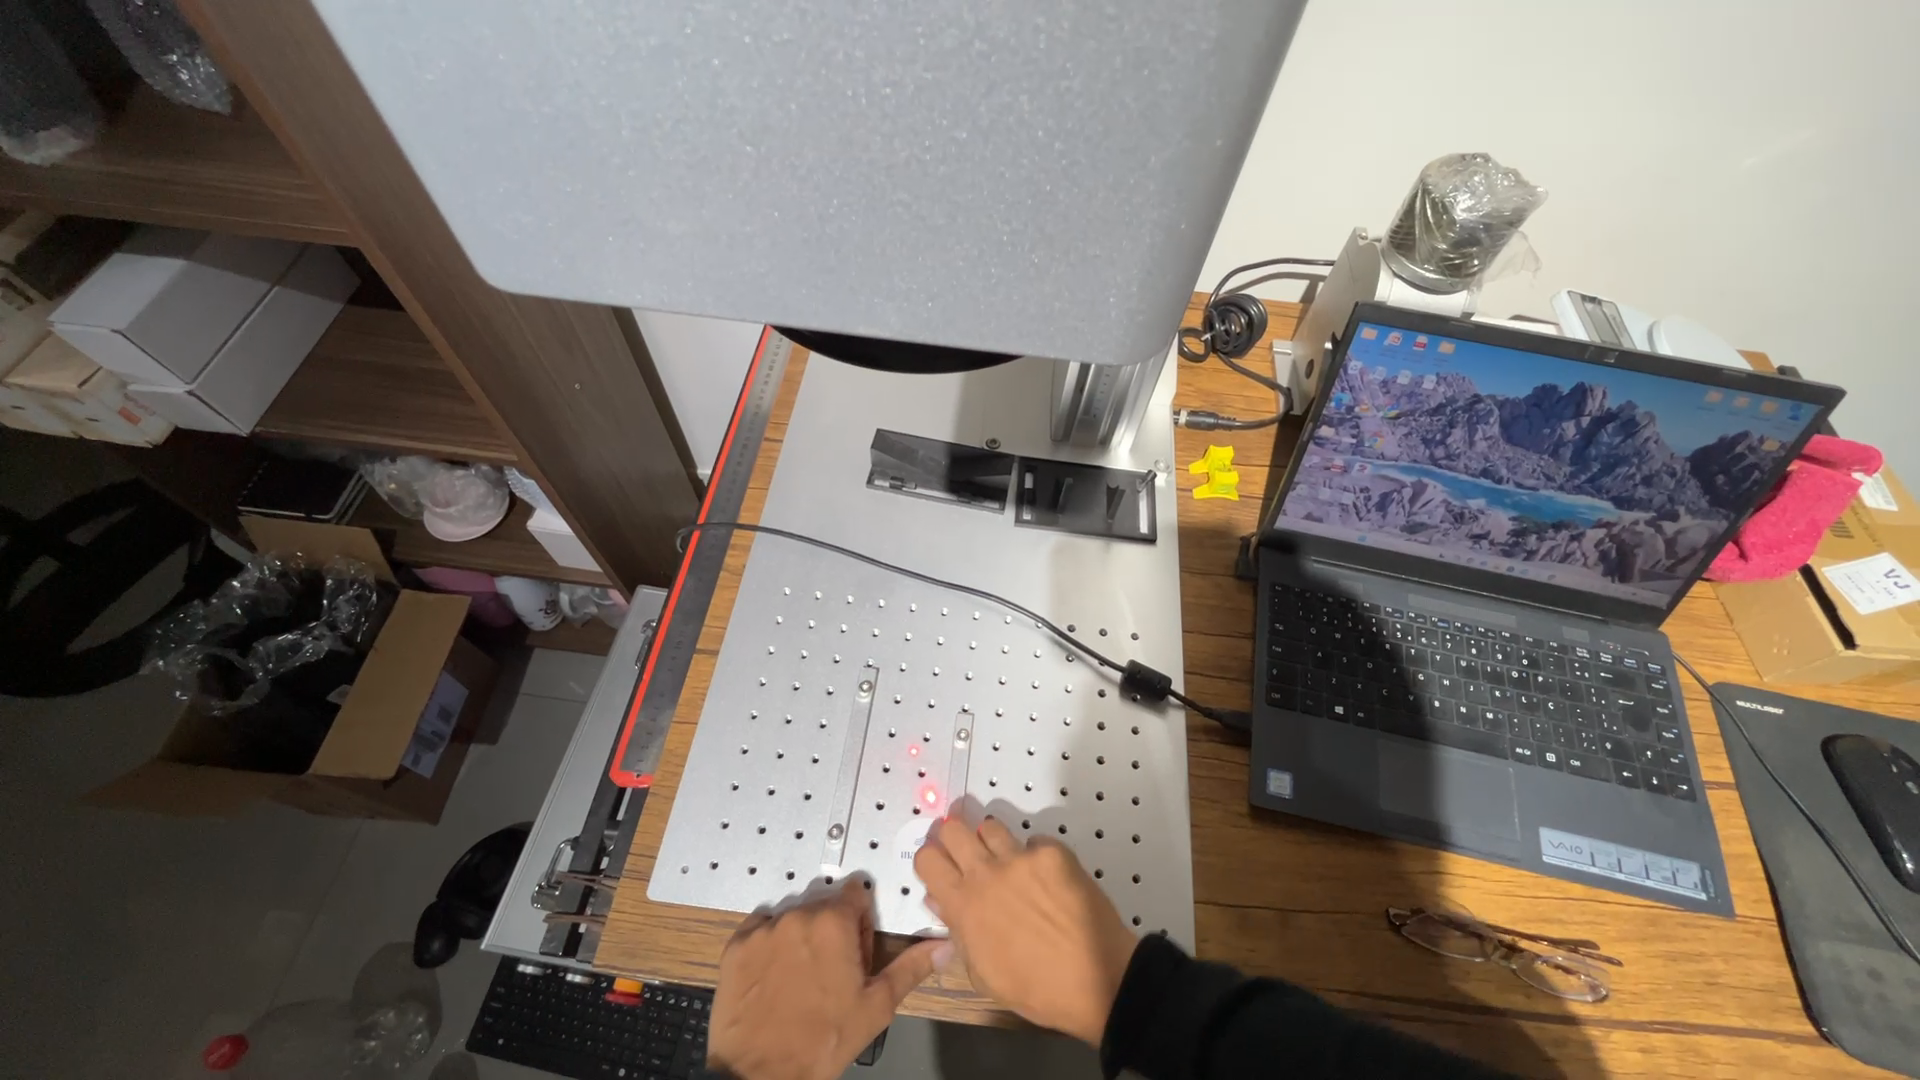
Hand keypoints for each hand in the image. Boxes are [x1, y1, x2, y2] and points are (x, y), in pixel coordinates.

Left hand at [708, 881, 939, 1079]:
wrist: (758, 1077)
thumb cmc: (824, 1041)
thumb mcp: (876, 1007)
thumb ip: (911, 967)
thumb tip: (945, 944)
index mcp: (834, 922)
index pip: (856, 893)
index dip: (862, 921)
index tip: (857, 953)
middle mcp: (798, 913)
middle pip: (824, 905)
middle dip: (833, 930)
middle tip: (831, 973)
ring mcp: (764, 928)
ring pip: (793, 916)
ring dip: (802, 937)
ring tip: (801, 980)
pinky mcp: (736, 944)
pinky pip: (761, 929)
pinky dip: (769, 945)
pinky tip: (774, 977)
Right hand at [913, 815, 1139, 1044]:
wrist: (1097, 981)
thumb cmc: (1035, 989)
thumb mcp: (984, 974)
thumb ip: (958, 932)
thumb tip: (939, 900)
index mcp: (963, 905)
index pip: (926, 858)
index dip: (931, 858)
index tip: (941, 865)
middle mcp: (986, 873)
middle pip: (953, 828)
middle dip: (954, 835)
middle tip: (966, 851)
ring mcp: (1021, 858)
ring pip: (990, 826)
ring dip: (992, 841)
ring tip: (1006, 862)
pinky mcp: (1053, 852)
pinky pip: (1033, 840)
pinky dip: (1034, 855)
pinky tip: (1046, 878)